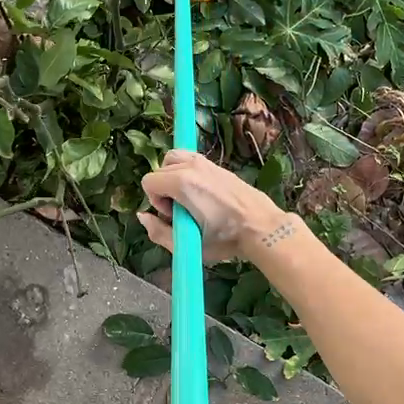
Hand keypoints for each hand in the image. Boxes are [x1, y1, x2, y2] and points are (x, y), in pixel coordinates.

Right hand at [138, 150, 288, 263]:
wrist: (261, 226)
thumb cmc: (225, 239)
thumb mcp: (187, 244)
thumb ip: (157, 232)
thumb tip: (142, 216)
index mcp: (182, 183)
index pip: (149, 180)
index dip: (155, 201)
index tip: (172, 216)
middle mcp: (191, 166)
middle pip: (160, 169)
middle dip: (163, 190)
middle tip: (181, 211)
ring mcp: (205, 162)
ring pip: (174, 159)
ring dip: (172, 177)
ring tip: (187, 198)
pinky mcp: (216, 164)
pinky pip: (190, 160)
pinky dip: (186, 172)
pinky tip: (200, 194)